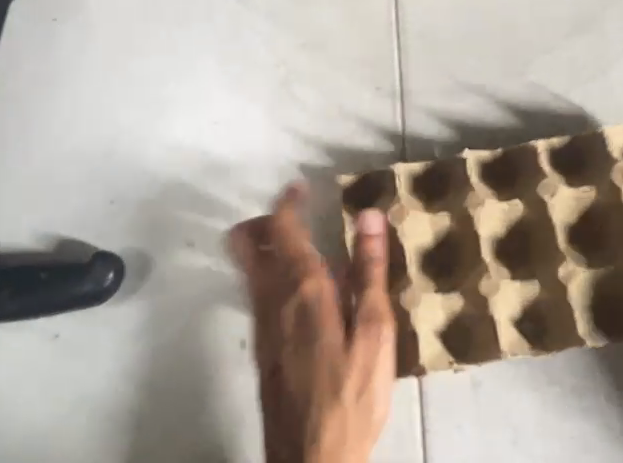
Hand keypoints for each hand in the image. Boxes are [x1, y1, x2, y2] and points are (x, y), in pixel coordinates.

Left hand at [229, 183, 395, 462]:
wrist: (312, 461)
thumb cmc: (352, 396)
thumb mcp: (374, 333)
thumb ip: (370, 271)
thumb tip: (368, 215)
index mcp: (302, 288)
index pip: (281, 228)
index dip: (287, 201)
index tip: (301, 186)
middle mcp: (272, 299)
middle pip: (247, 243)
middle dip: (264, 221)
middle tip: (296, 214)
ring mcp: (262, 326)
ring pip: (249, 269)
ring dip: (267, 247)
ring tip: (308, 248)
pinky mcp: (263, 349)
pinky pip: (258, 293)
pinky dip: (272, 275)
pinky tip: (307, 294)